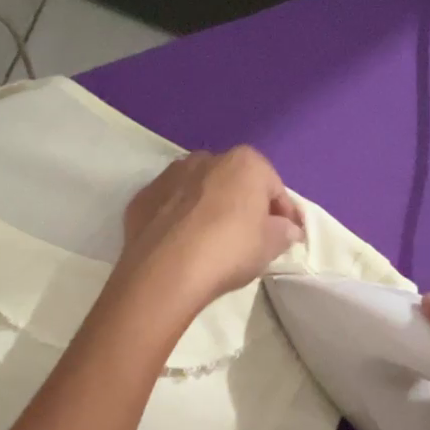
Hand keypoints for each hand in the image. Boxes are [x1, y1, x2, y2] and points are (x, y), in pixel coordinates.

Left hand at [115, 147, 304, 312]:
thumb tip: (286, 228)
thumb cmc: (229, 251)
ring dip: (208, 207)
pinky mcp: (142, 196)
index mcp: (245, 162)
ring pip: (199, 189)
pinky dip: (178, 217)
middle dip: (243, 204)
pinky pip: (170, 204)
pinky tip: (181, 243)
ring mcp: (170, 174)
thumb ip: (284, 231)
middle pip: (235, 182)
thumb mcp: (271, 246)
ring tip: (211, 240)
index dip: (283, 213)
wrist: (165, 271)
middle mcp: (206, 158)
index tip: (285, 235)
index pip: (274, 188)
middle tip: (248, 237)